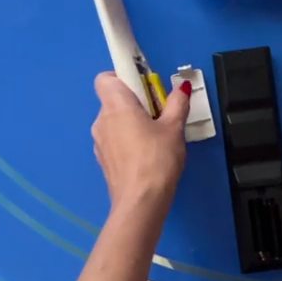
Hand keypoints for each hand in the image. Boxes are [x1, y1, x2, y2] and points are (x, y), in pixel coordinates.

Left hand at [91, 71, 189, 216]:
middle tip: (159, 114)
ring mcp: (99, 142)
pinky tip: (146, 156)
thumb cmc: (157, 159)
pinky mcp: (103, 161)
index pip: (106, 78)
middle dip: (134, 103)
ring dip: (131, 124)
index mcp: (116, 105)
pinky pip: (114, 142)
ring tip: (156, 139)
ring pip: (114, 122)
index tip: (144, 89)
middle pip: (113, 101)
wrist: (141, 202)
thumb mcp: (174, 128)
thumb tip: (182, 87)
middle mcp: (101, 120)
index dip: (123, 78)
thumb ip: (177, 104)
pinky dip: (127, 142)